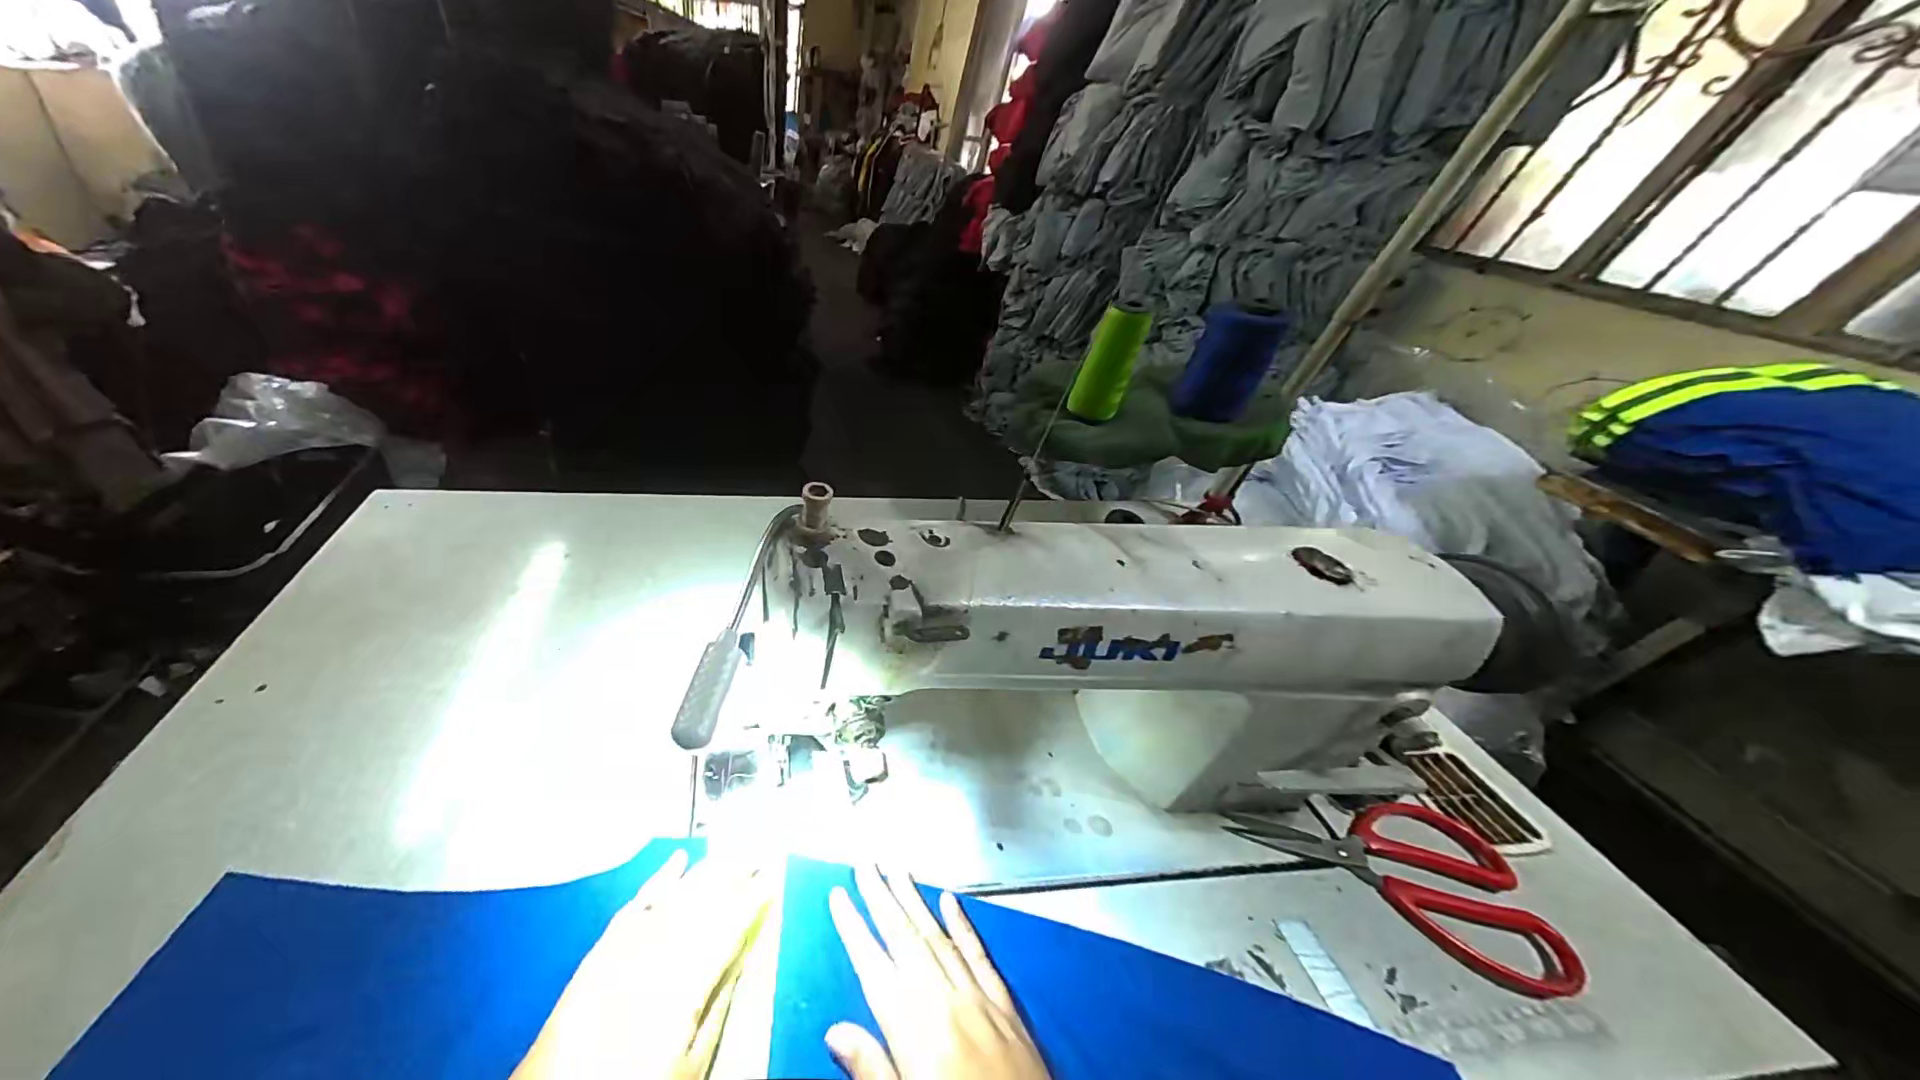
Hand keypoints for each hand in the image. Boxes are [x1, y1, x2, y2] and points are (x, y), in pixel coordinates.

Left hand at [513, 849, 770, 1079]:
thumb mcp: (690, 1059)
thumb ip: (718, 1002)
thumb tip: (746, 952)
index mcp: (683, 982)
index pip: (728, 926)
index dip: (753, 898)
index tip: (774, 874)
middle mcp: (654, 954)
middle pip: (702, 902)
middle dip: (734, 874)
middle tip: (761, 852)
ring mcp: (623, 947)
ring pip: (674, 896)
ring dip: (705, 871)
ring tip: (732, 851)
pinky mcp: (599, 950)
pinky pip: (634, 904)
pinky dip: (658, 880)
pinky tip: (678, 860)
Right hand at [826, 865, 1050, 1079]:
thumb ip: (872, 1069)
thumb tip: (835, 1031)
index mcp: (915, 1029)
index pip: (874, 965)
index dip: (853, 928)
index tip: (838, 896)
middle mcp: (945, 1001)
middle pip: (906, 939)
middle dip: (881, 899)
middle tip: (865, 866)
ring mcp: (978, 998)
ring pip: (939, 937)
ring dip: (914, 901)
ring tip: (897, 870)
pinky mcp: (1006, 1005)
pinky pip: (980, 954)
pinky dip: (964, 925)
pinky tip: (951, 899)